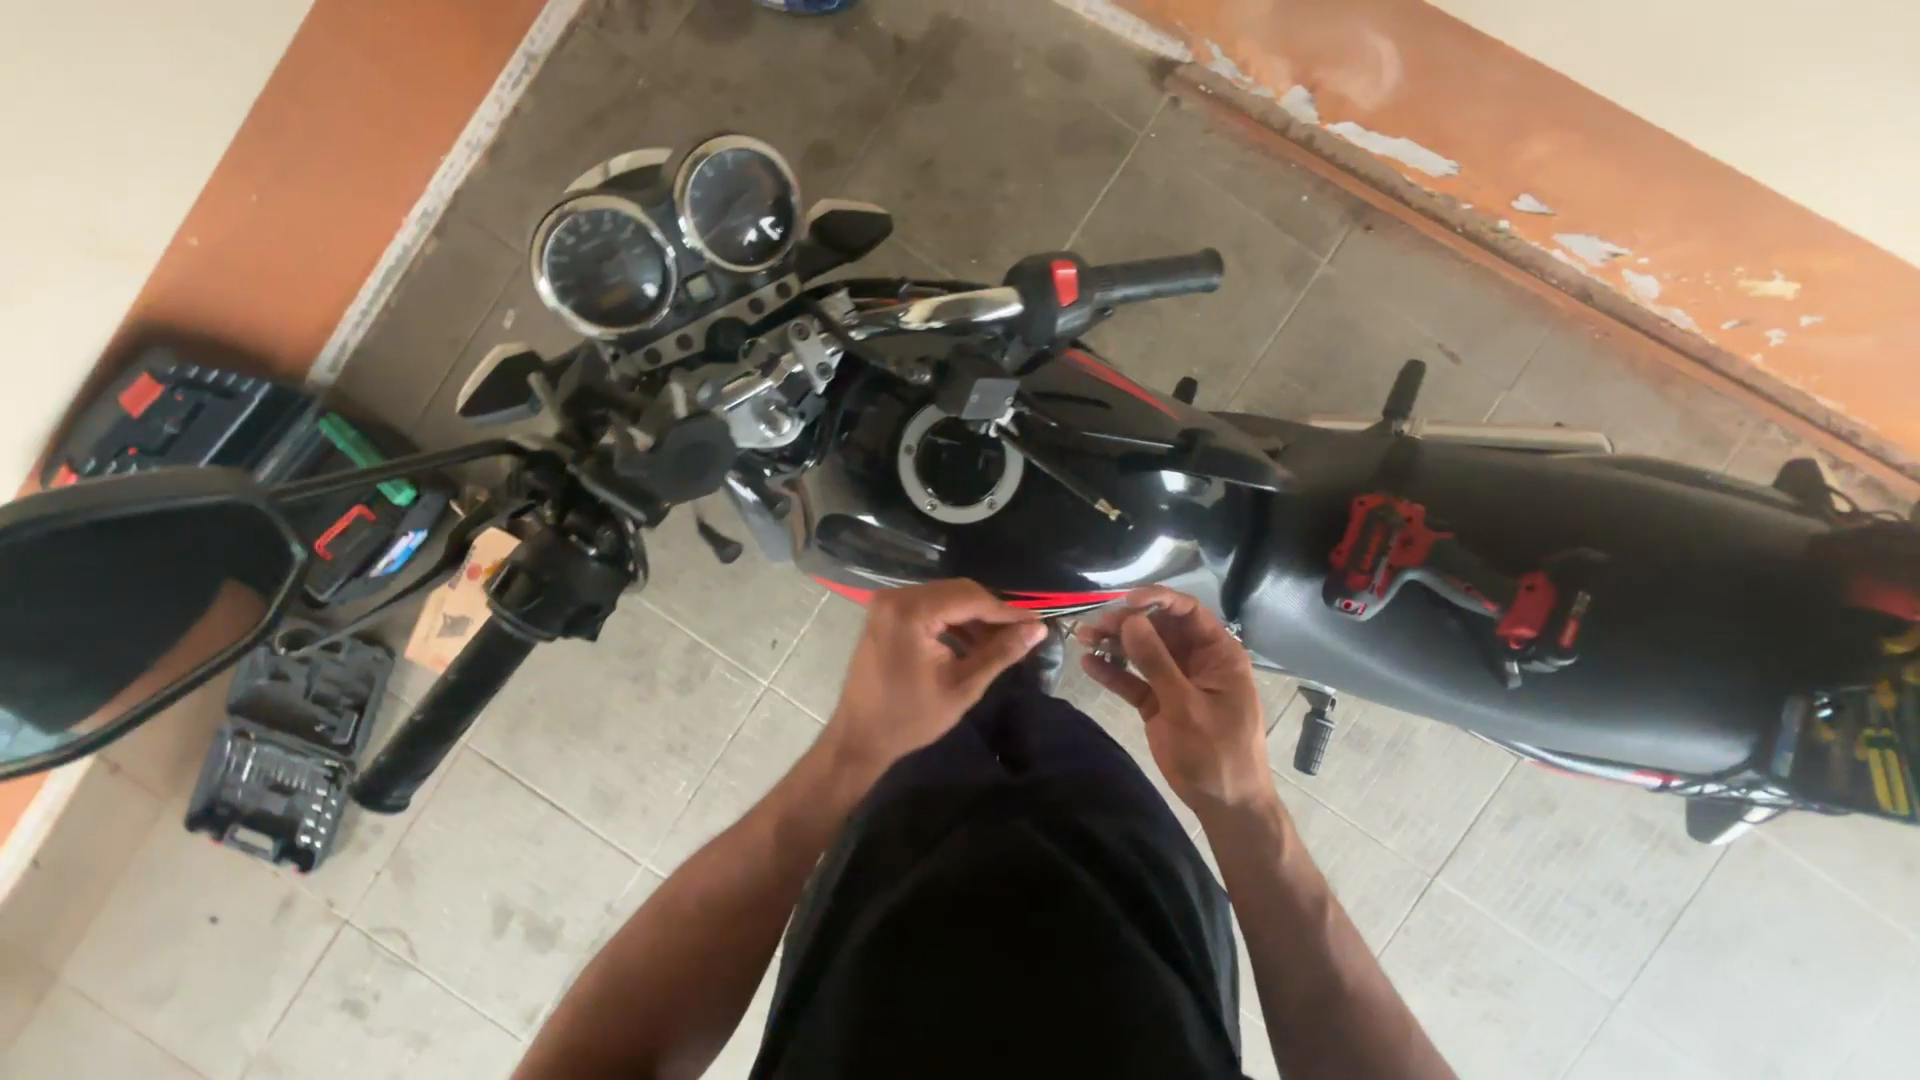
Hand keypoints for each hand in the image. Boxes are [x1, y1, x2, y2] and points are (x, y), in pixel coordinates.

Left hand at [827, 579, 1045, 773]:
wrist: (860, 736)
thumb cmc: (911, 717)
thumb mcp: (963, 686)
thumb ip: (1000, 653)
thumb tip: (1038, 628)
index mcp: (911, 611)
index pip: (971, 598)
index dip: (1007, 611)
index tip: (1038, 623)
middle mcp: (896, 597)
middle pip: (957, 592)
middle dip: (990, 613)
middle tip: (1021, 634)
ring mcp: (888, 603)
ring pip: (945, 598)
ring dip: (973, 617)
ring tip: (1000, 643)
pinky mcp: (886, 613)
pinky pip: (929, 606)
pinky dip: (952, 621)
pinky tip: (972, 642)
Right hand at [1078, 585, 1273, 816]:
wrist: (1226, 805)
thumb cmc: (1218, 753)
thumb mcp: (1187, 706)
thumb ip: (1157, 662)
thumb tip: (1131, 621)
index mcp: (1219, 654)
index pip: (1188, 612)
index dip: (1157, 600)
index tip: (1125, 602)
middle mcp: (1197, 661)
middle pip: (1159, 629)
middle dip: (1128, 624)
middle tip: (1096, 625)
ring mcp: (1176, 682)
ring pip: (1143, 653)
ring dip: (1115, 644)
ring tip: (1084, 638)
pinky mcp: (1158, 703)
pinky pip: (1133, 680)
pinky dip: (1113, 673)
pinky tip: (1089, 664)